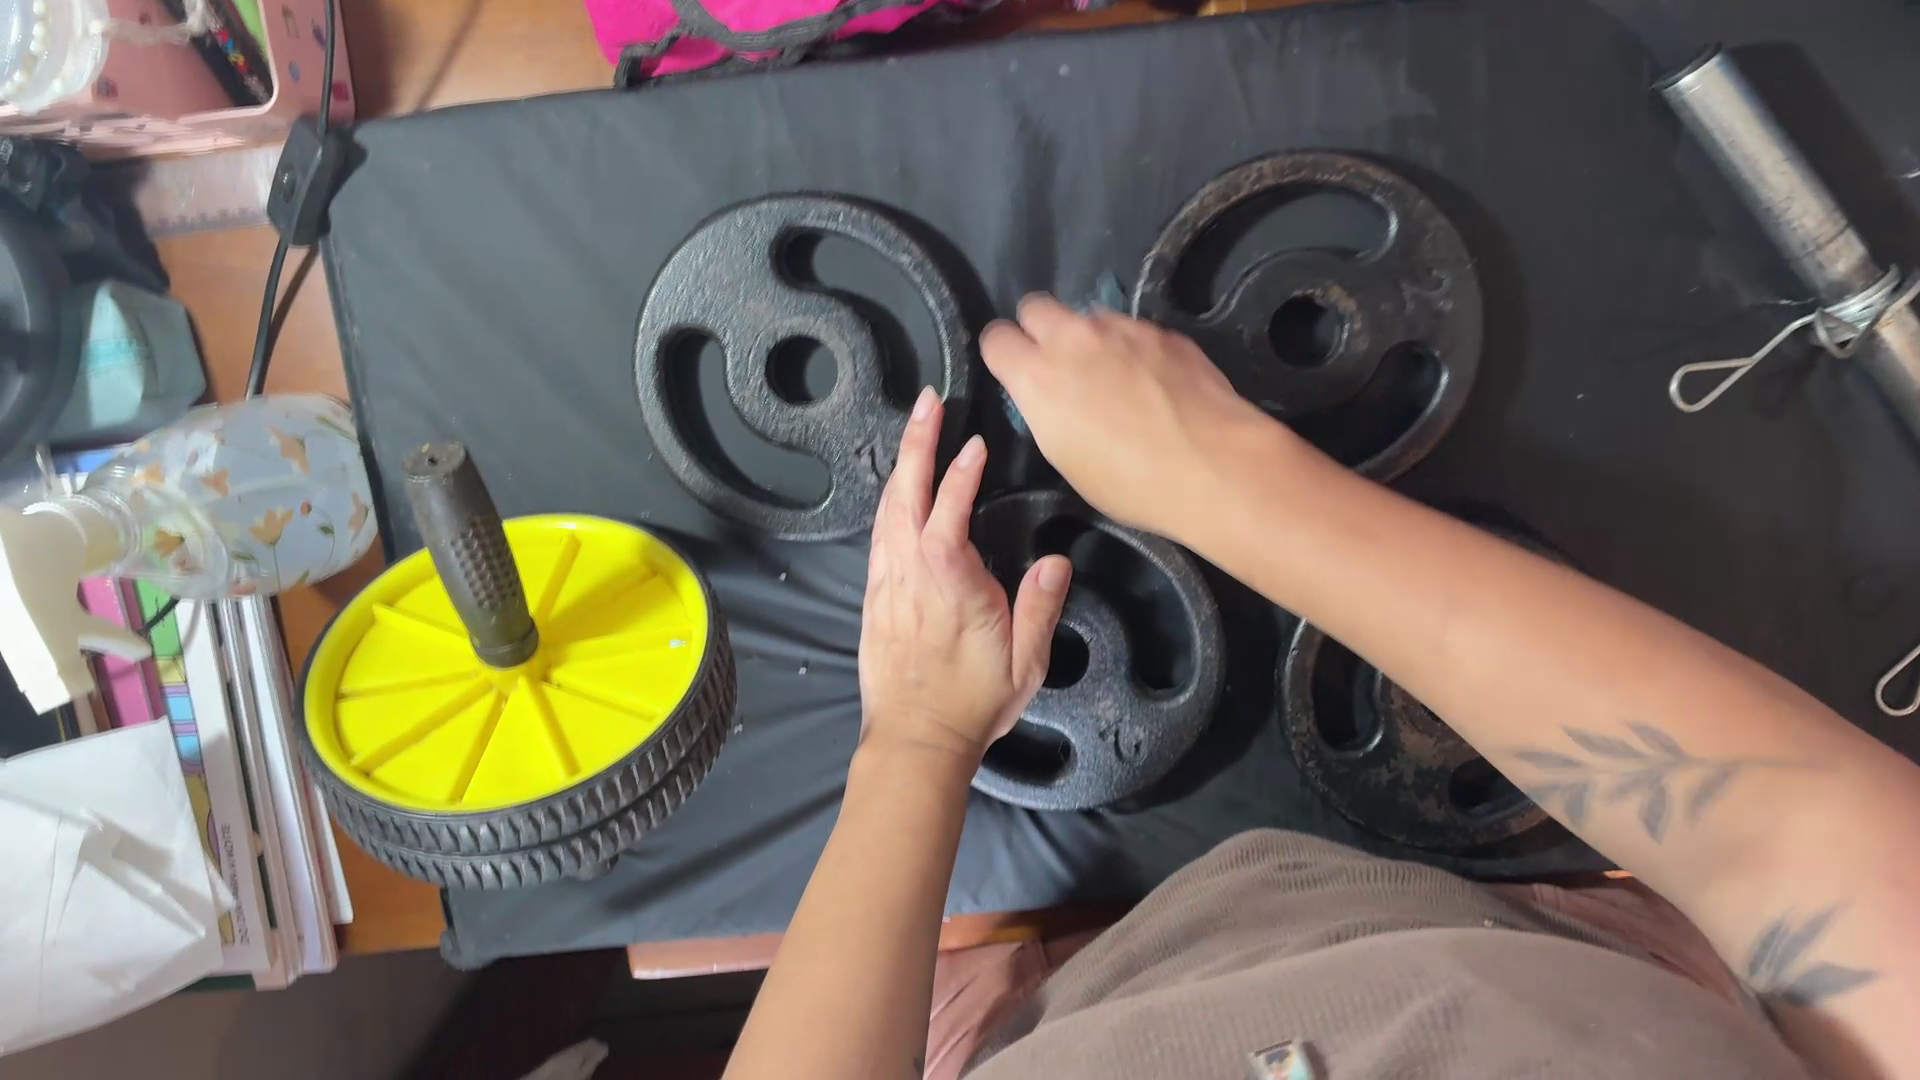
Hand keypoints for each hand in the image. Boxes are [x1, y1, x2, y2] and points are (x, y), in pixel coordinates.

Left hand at [858, 387, 1072, 764]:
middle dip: (917, 443)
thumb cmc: (970, 703)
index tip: (973, 442)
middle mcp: (909, 571)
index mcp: (948, 580)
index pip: (952, 508)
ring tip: (913, 432)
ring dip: (901, 466)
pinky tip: (895, 492)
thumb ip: (1040, 606)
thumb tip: (1055, 561)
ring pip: (887, 509)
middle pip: (907, 493)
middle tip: (927, 404)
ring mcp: (887, 581)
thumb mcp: (1025, 661)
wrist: (914, 740)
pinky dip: (888, 501)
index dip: (961, 471)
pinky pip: (878, 534)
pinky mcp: (875, 596)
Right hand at [980, 293, 1292, 537]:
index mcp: (1038, 377)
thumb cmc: (1129, 482)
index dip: (1004, 354)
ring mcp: (1121, 329)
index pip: (996, 338)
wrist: (1212, 466)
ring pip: (1088, 316)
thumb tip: (1049, 396)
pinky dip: (1132, 348)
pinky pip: (1131, 329)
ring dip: (1090, 339)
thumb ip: (1046, 412)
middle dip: (1038, 329)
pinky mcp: (1162, 331)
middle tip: (1058, 364)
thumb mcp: (1065, 458)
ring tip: (1115, 376)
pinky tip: (1154, 381)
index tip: (1015, 371)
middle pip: (1035, 306)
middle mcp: (1073, 340)